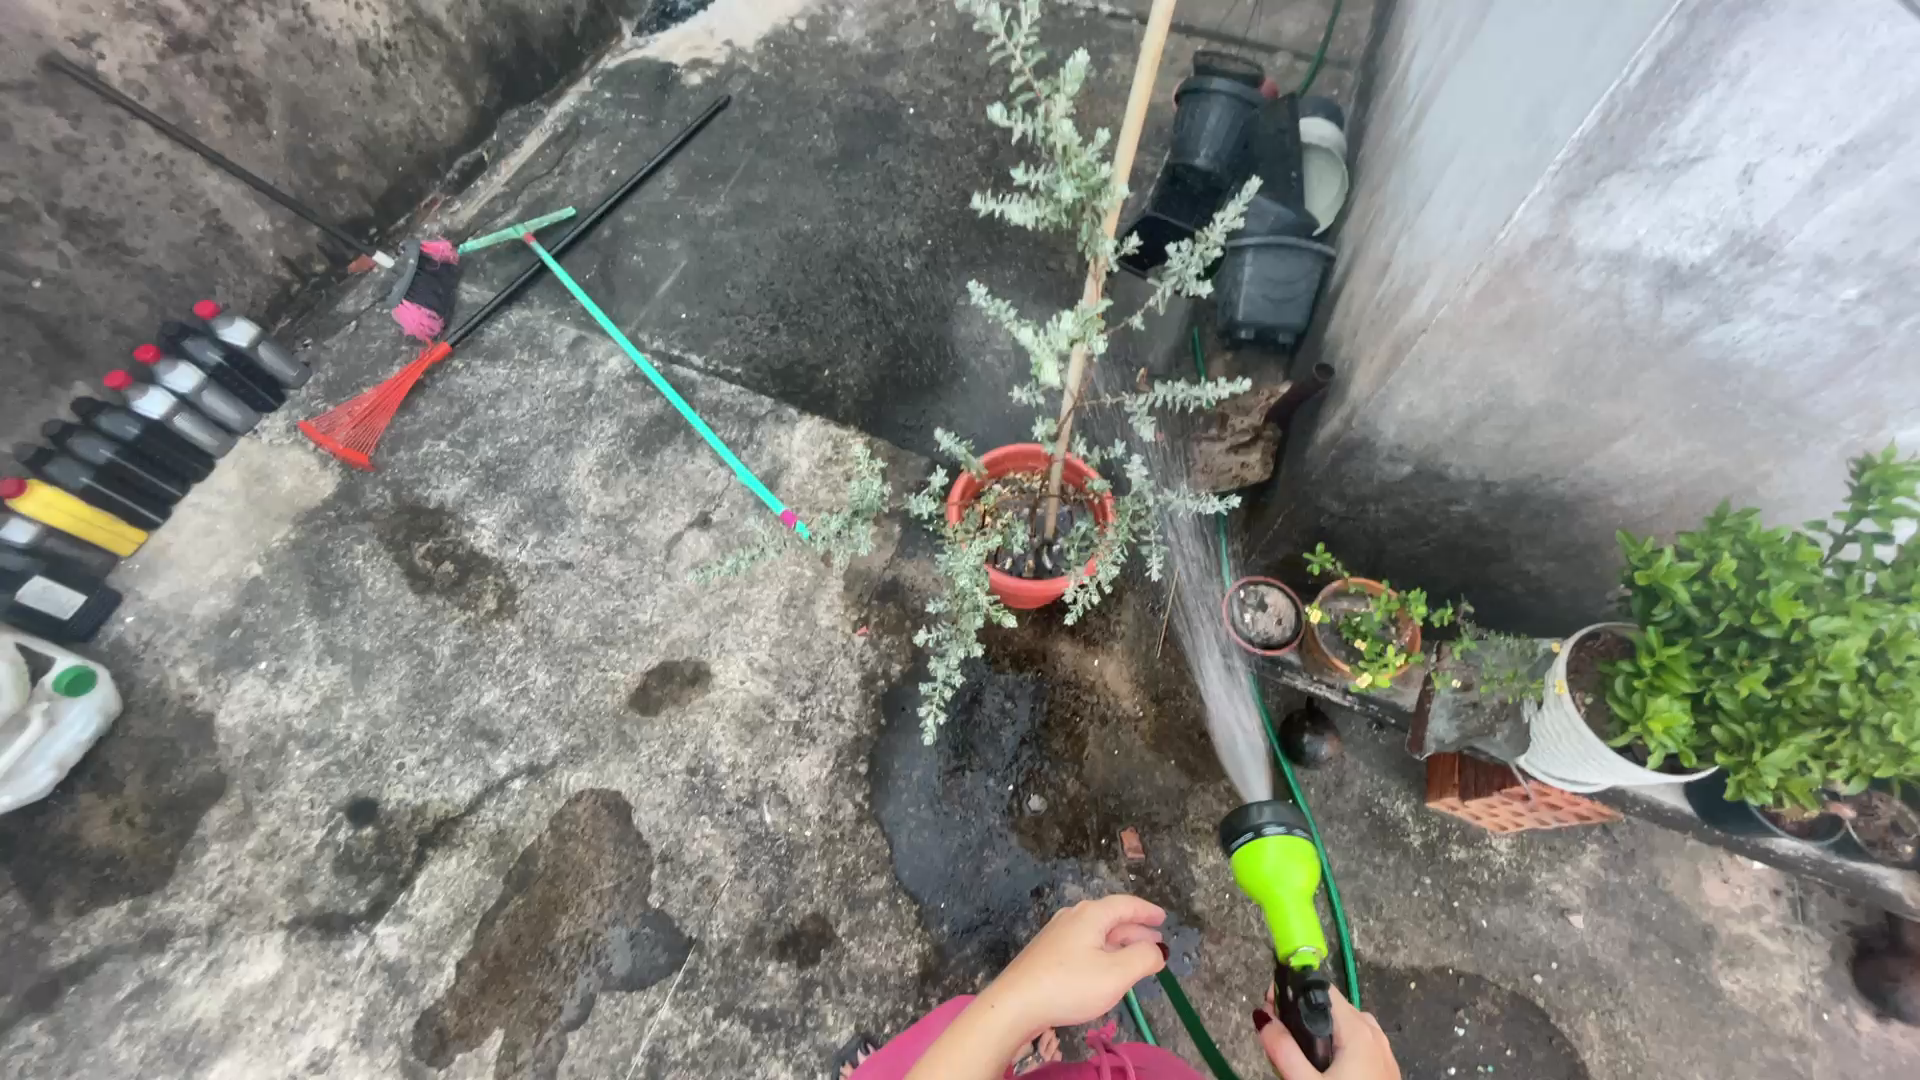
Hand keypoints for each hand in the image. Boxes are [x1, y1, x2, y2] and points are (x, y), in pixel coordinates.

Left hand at [979, 894, 1167, 1032]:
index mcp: (1091, 914)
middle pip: (1111, 917)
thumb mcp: (1116, 974)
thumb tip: (1156, 949)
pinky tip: (1108, 966)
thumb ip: (1142, 959)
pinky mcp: (1050, 951)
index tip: (1163, 917)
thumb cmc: (1070, 985)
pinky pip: (1086, 943)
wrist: (1018, 1001)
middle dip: (1136, 929)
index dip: (1146, 911)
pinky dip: (1105, 950)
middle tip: (1158, 941)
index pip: (1125, 904)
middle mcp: (1074, 916)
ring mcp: (1059, 933)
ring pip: (1098, 932)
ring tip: (1139, 954)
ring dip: (1121, 941)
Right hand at [1256, 986, 1399, 1079]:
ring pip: (1344, 1027)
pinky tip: (1326, 1071)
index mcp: (1358, 1029)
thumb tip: (1262, 1017)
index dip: (1292, 991)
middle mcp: (1374, 1033)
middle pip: (1330, 1007)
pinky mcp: (1386, 1070)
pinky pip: (1358, 1045)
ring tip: (1301, 1058)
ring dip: (1320, 1033)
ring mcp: (1384, 1053)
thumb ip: (1282, 1049)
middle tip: (1279, 1036)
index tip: (1271, 1009)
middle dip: (1302, 1015)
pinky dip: (1339, 1048)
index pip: (1320, 987)